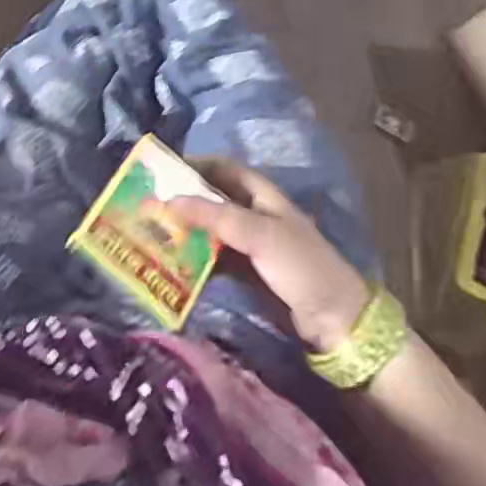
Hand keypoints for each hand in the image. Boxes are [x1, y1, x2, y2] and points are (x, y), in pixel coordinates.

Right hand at [169, 158, 370, 353]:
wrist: (336, 319)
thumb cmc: (300, 265)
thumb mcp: (257, 233)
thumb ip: (212, 215)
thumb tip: (167, 201)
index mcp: (262, 194)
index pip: (223, 167)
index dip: (194, 165)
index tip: (162, 171)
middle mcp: (256, 213)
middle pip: (213, 197)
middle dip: (183, 198)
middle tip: (150, 204)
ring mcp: (253, 243)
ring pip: (211, 228)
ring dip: (186, 228)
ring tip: (153, 231)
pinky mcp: (249, 270)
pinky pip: (215, 255)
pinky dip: (195, 255)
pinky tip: (174, 260)